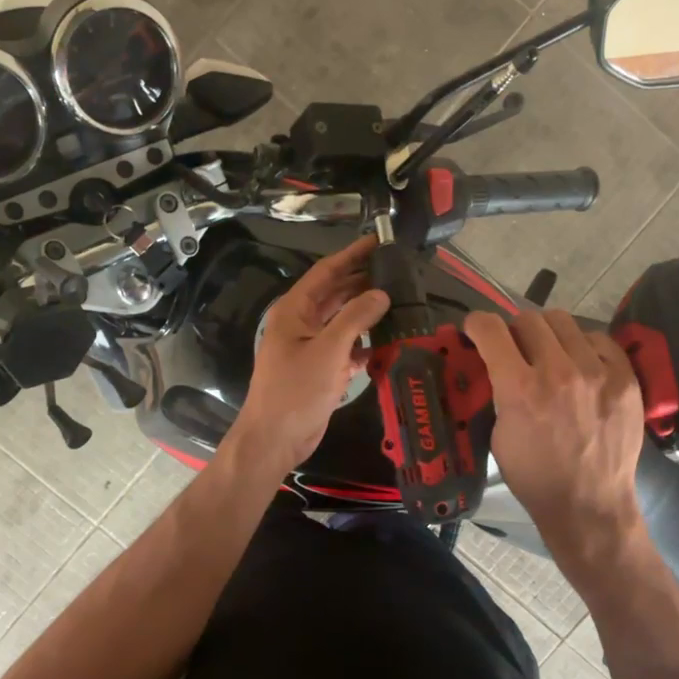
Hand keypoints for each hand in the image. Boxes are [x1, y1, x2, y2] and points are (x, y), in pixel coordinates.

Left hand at [232, 236, 390, 471]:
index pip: (326, 272)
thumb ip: (355, 318)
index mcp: (295, 310)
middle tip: (400, 271)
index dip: (352, 254)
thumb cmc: (295, 391)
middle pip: (336, 294)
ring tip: (402, 301)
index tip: (380, 240)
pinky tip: (391, 341)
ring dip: (369, 312)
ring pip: (344, 321)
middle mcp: (302, 323)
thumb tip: (381, 293)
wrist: (275, 438)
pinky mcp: (322, 370)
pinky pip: (348, 348)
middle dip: (365, 281)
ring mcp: (312, 347)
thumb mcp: (328, 350)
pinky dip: (367, 343)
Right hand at [464, 309, 645, 551]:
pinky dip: (584, 346)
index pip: (491, 329)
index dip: (477, 323)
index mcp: (519, 388)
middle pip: (529, 319)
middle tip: (514, 347)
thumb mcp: (499, 437)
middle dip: (513, 329)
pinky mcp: (625, 378)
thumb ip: (498, 394)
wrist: (589, 503)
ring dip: (548, 334)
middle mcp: (558, 371)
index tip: (475, 329)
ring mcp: (597, 371)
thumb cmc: (535, 478)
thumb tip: (496, 368)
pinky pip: (600, 340)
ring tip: (549, 353)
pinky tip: (580, 364)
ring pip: (565, 322)